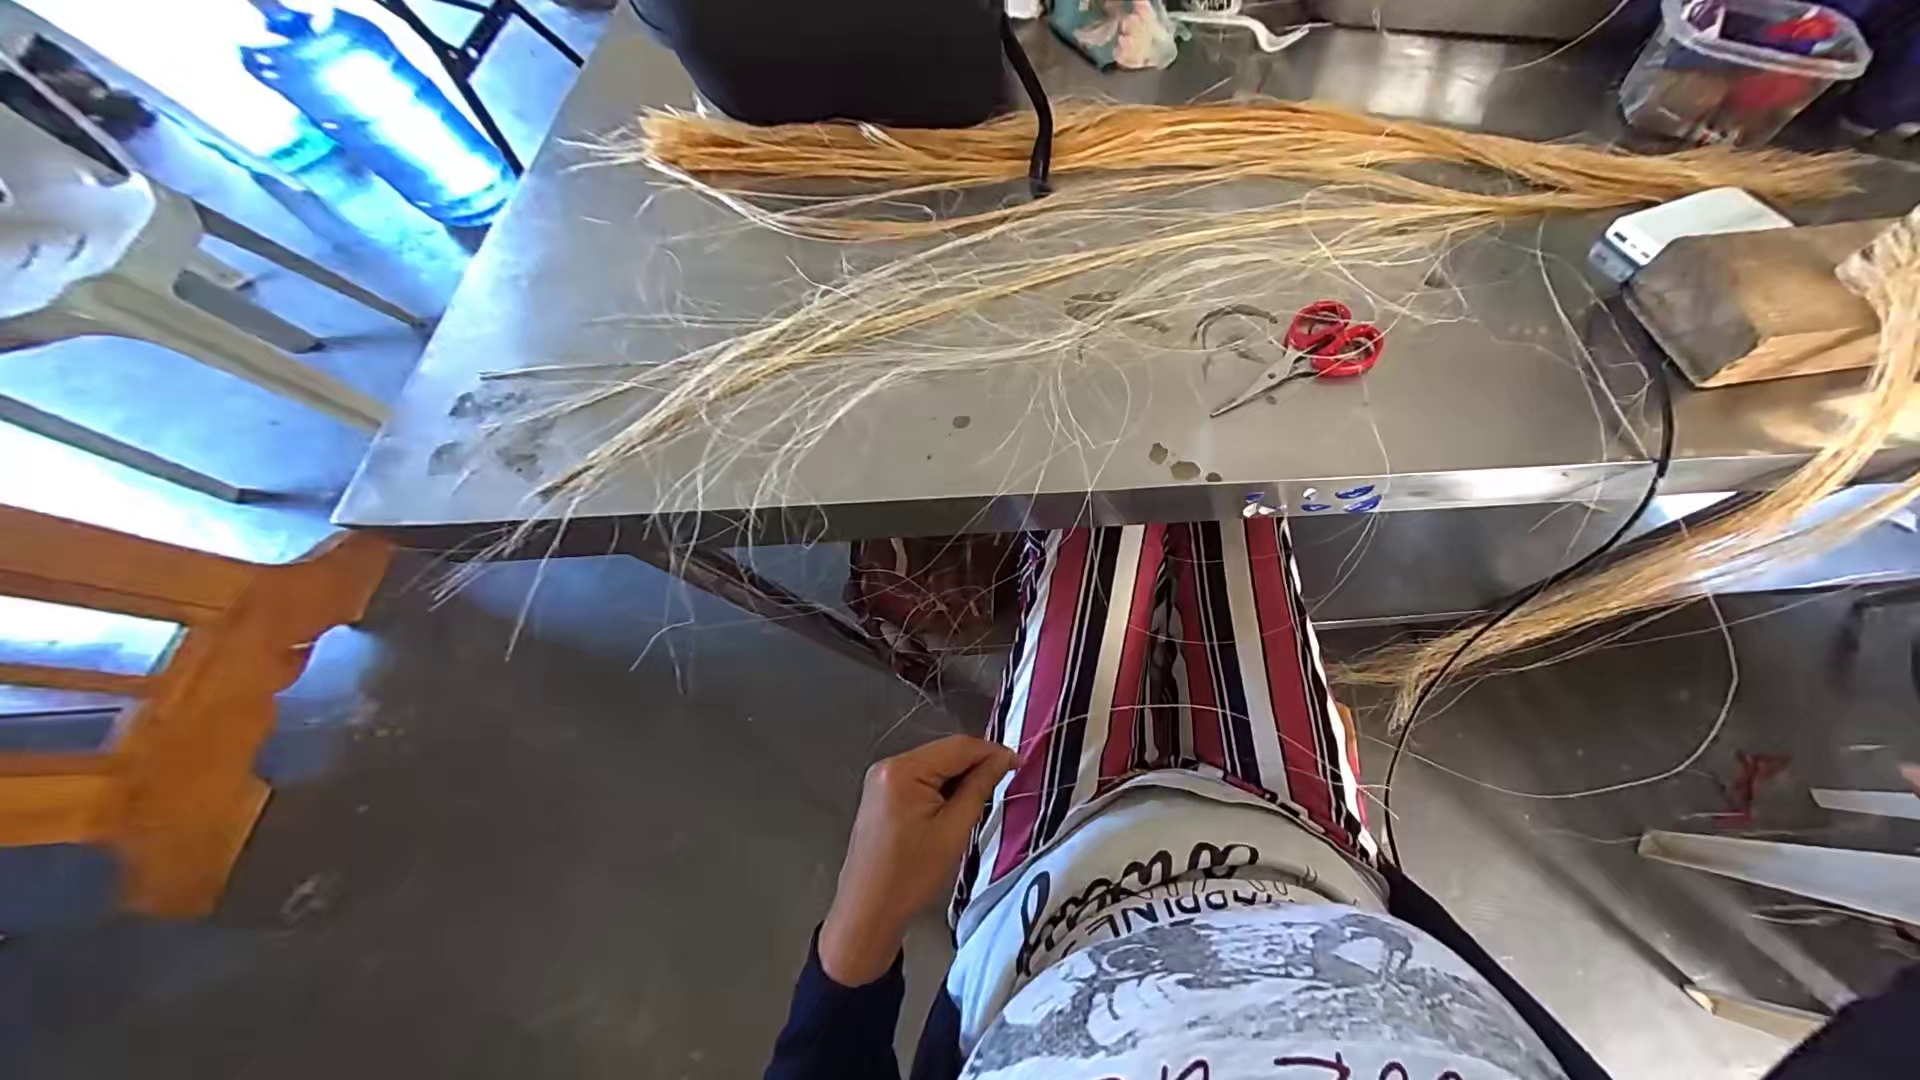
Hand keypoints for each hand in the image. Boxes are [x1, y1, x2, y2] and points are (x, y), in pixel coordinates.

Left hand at [818, 735, 1017, 985]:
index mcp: (903, 770)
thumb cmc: (911, 875)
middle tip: (1004, 779)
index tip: (1018, 761)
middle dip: (975, 764)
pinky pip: (920, 777)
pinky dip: (941, 786)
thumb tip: (1002, 759)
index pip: (956, 747)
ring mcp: (881, 778)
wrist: (868, 912)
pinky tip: (955, 804)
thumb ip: (980, 786)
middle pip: (943, 752)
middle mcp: (888, 765)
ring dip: (959, 776)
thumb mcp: (954, 829)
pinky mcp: (881, 792)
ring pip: (933, 764)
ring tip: (982, 795)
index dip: (990, 751)